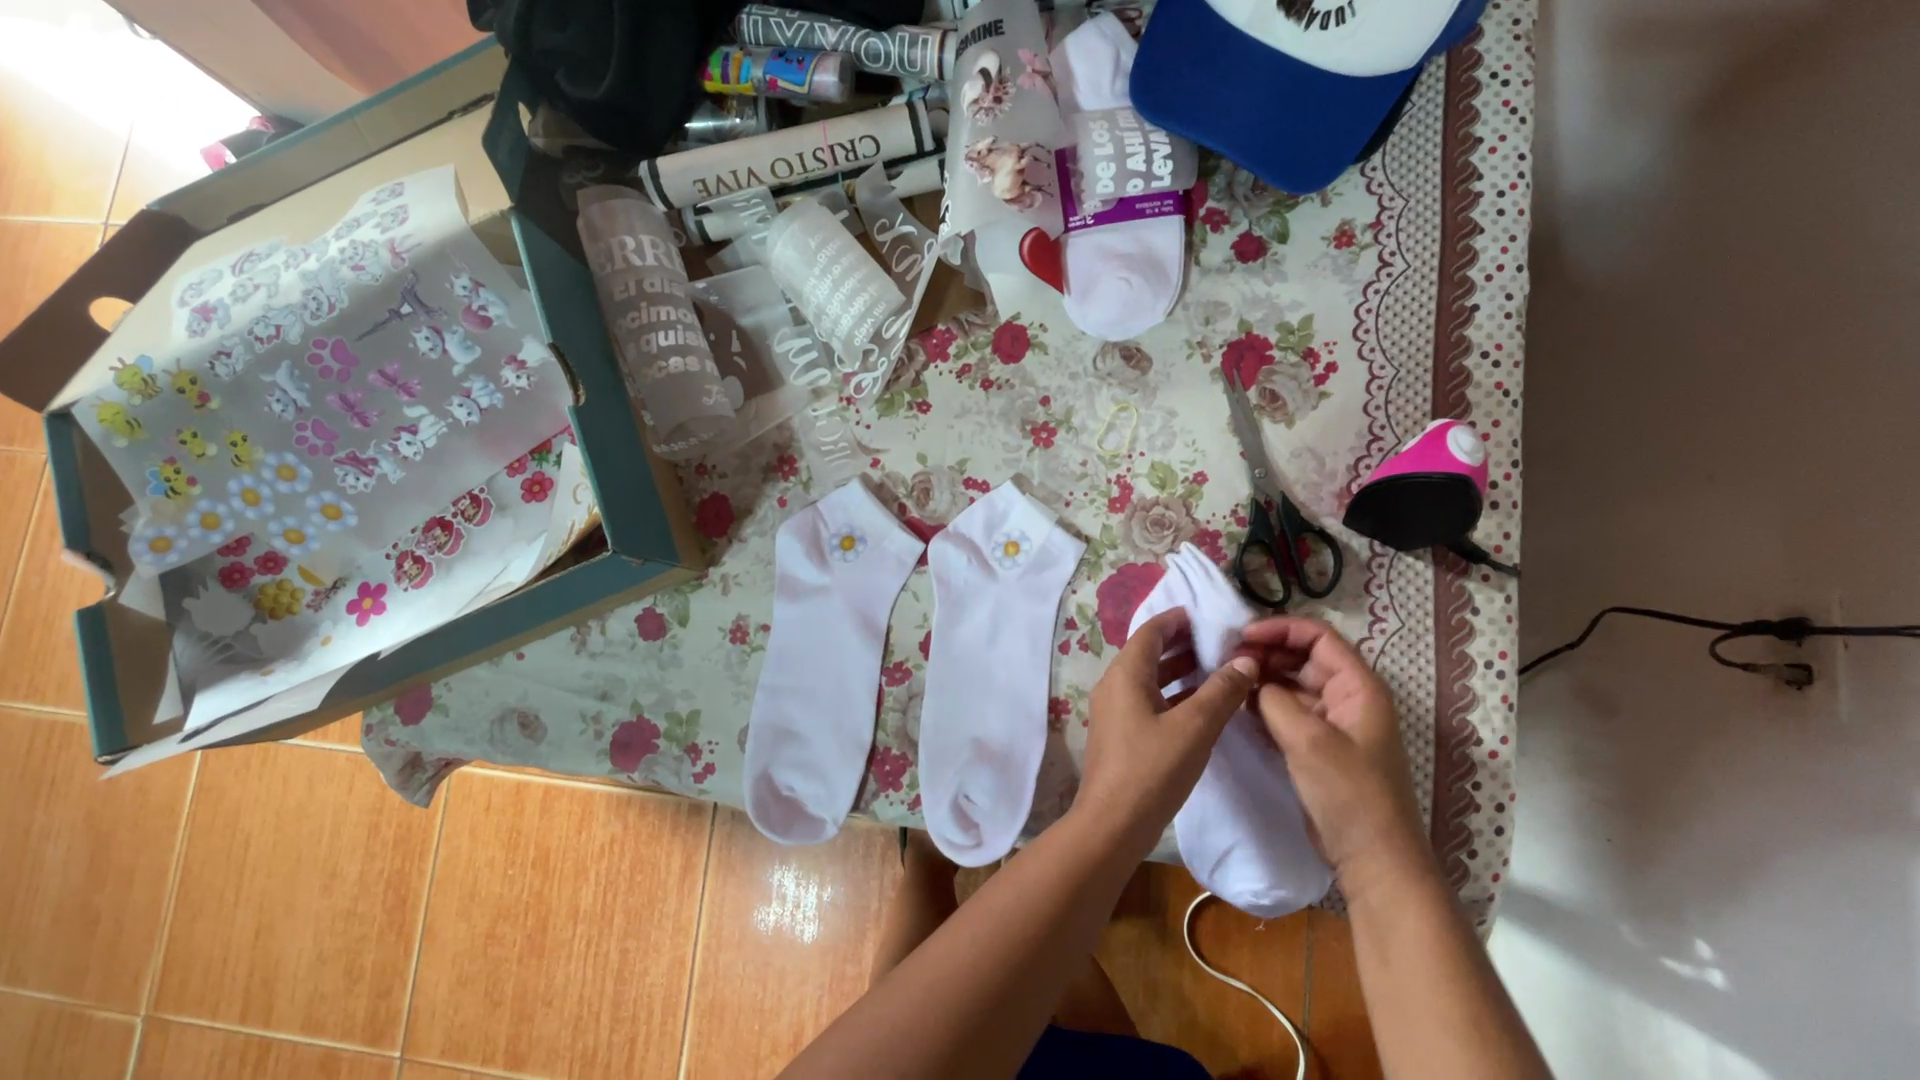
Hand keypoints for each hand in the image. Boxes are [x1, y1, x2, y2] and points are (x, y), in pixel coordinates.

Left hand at [1075, 608, 1259, 853]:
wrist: (1112, 824)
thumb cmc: (1152, 769)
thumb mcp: (1195, 727)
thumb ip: (1222, 691)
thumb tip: (1246, 660)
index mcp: (1125, 674)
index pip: (1151, 631)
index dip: (1178, 620)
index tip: (1208, 615)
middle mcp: (1114, 686)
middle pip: (1149, 653)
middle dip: (1183, 644)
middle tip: (1220, 642)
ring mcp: (1115, 712)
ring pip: (1150, 680)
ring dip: (1180, 671)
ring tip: (1218, 669)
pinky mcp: (1121, 735)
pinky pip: (1148, 701)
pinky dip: (1173, 695)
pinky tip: (1202, 707)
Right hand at [1237, 617, 1433, 899]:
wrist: (1373, 858)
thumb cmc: (1349, 793)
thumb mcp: (1308, 740)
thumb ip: (1274, 700)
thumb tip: (1251, 678)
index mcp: (1359, 686)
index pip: (1318, 637)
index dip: (1279, 629)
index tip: (1240, 635)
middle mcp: (1347, 698)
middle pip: (1303, 658)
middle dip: (1266, 652)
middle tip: (1223, 658)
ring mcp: (1332, 724)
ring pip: (1292, 685)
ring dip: (1261, 679)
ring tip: (1224, 678)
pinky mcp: (1317, 748)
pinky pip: (1287, 713)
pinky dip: (1263, 705)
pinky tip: (1235, 706)